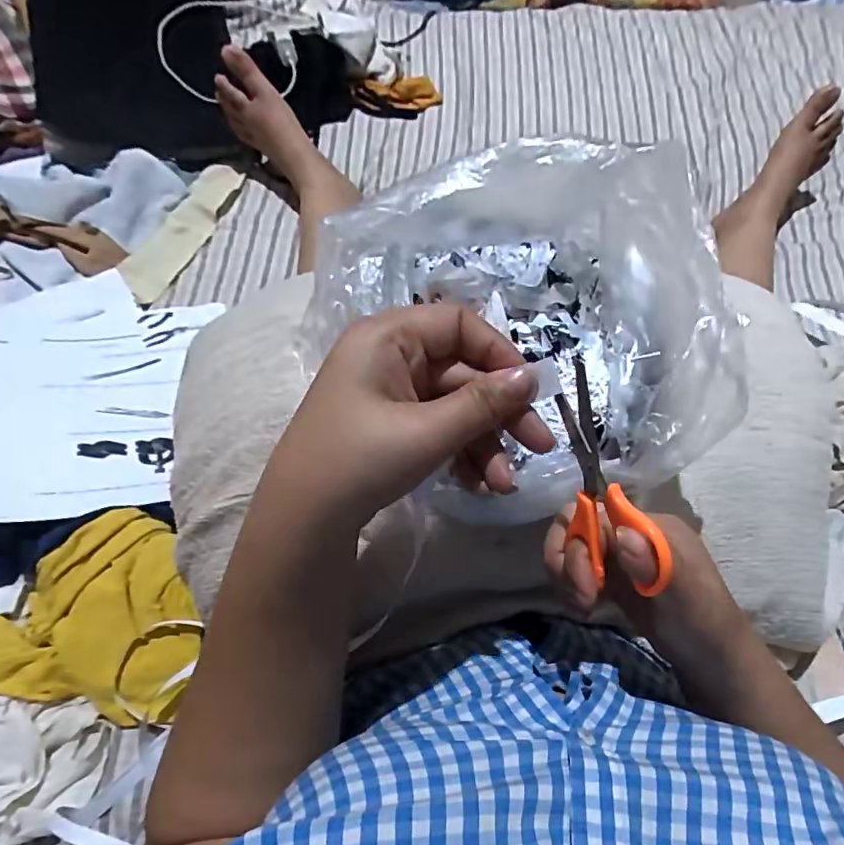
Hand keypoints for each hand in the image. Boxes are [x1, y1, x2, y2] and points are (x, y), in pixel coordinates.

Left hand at [263, 305, 555, 529]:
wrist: (302, 520)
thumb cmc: (360, 461)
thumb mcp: (427, 431)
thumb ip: (482, 403)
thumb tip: (530, 378)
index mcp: (387, 338)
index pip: (458, 324)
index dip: (498, 354)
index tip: (530, 392)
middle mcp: (388, 359)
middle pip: (462, 373)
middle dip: (501, 414)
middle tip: (540, 446)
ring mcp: (388, 397)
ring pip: (454, 409)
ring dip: (484, 445)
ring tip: (503, 485)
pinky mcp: (390, 431)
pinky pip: (437, 431)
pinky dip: (461, 455)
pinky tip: (480, 486)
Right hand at [544, 506, 755, 680]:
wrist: (709, 656)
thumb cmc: (701, 622)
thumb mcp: (683, 592)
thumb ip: (653, 561)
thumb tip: (622, 532)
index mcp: (650, 527)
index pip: (595, 514)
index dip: (581, 543)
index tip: (591, 584)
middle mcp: (630, 534)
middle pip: (575, 527)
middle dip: (568, 562)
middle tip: (583, 598)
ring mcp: (618, 556)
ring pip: (570, 549)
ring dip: (566, 576)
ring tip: (584, 606)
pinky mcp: (610, 578)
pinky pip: (575, 570)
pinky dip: (570, 587)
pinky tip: (586, 608)